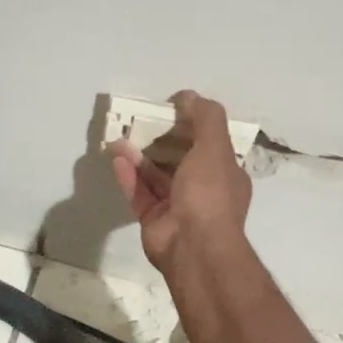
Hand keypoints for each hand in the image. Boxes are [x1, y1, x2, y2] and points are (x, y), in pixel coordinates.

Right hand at [108, 90, 252, 271]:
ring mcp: (177, 208)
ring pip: (156, 177)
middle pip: (180, 160)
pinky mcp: (154, 221)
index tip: (173, 110)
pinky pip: (140, 194)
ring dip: (139, 157)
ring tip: (119, 137)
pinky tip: (116, 159)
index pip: (211, 146)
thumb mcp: (215, 147)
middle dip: (161, 141)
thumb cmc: (210, 194)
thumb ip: (205, 117)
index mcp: (226, 175)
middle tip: (141, 121)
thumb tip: (188, 95)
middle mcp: (203, 191)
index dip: (194, 126)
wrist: (194, 246)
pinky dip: (129, 176)